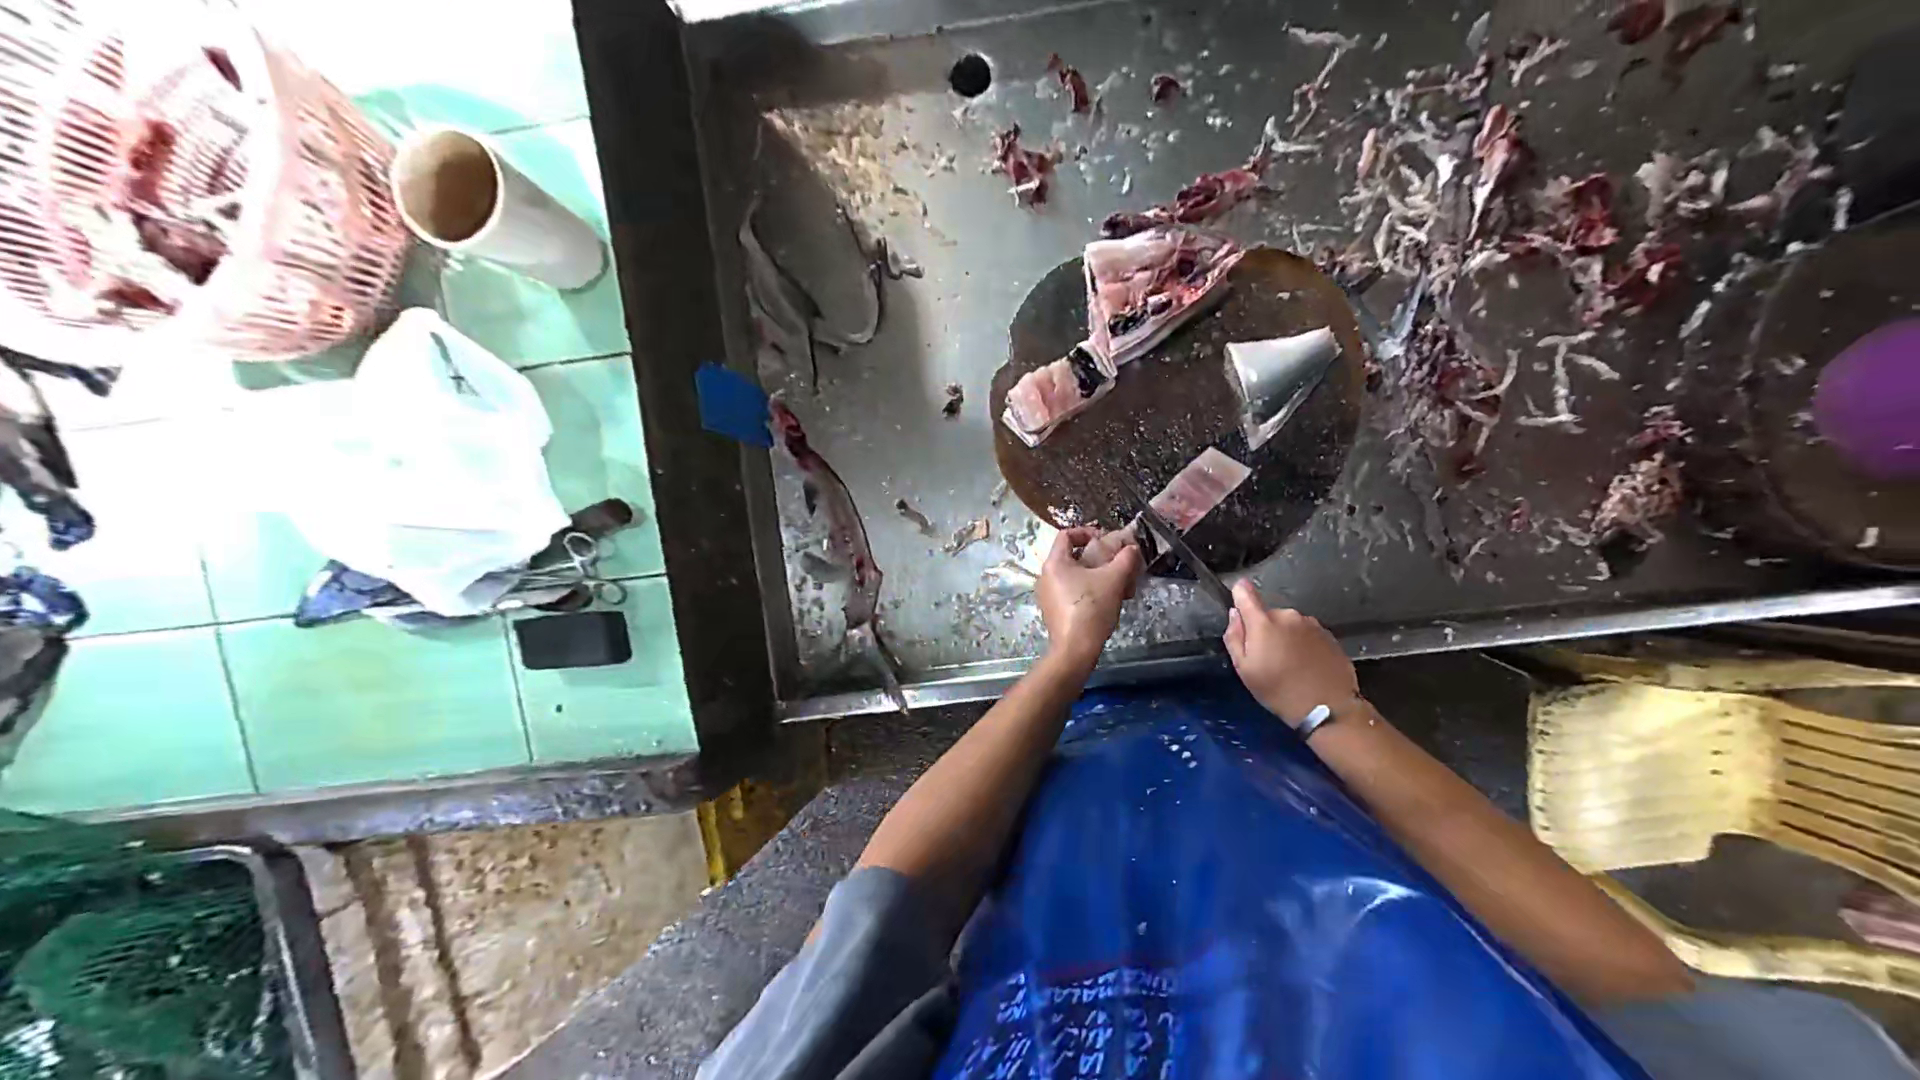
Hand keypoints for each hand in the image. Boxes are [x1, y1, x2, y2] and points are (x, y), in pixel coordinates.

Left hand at [1038, 526, 1143, 666]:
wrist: (1075, 649)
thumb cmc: (1091, 609)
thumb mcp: (1114, 580)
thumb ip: (1125, 559)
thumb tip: (1132, 548)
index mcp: (1054, 563)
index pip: (1066, 535)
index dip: (1087, 532)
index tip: (1107, 541)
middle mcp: (1046, 576)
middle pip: (1073, 556)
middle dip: (1100, 558)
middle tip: (1118, 565)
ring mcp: (1047, 595)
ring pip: (1075, 576)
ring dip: (1099, 576)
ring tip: (1120, 586)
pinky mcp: (1053, 610)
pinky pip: (1072, 591)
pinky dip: (1090, 590)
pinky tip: (1109, 602)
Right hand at [1222, 578, 1359, 725]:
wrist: (1328, 709)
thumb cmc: (1278, 690)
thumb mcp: (1244, 669)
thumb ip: (1234, 637)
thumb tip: (1235, 615)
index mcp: (1263, 622)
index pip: (1245, 592)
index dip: (1239, 594)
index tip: (1237, 602)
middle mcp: (1289, 616)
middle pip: (1268, 615)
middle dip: (1264, 629)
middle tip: (1266, 657)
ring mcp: (1312, 625)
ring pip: (1289, 625)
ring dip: (1285, 637)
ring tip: (1289, 665)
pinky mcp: (1330, 636)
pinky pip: (1308, 635)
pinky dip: (1303, 645)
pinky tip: (1305, 667)